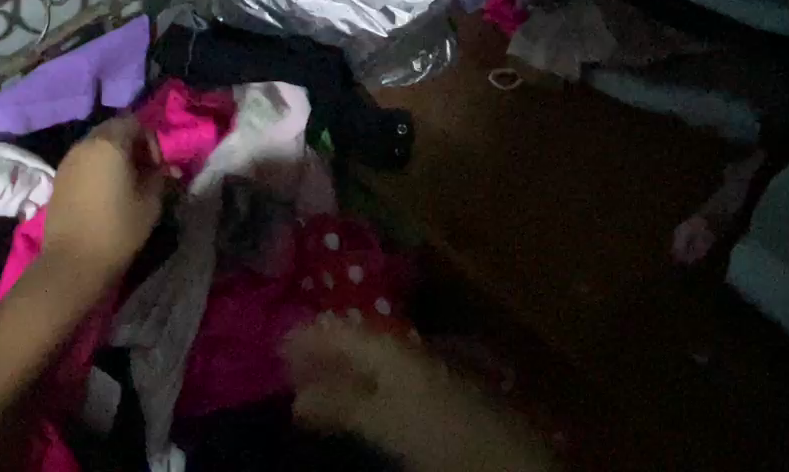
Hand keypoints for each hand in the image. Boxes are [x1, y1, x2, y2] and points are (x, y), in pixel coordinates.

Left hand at [40, 116, 170, 283]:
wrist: (73, 261)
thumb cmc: (118, 228)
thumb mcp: (151, 202)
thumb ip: (160, 177)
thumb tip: (164, 169)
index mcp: (110, 142)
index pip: (134, 122)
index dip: (150, 141)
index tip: (157, 168)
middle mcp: (85, 144)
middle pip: (113, 130)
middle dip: (131, 145)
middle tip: (143, 173)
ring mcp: (68, 160)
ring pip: (96, 145)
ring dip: (113, 156)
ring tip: (124, 184)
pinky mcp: (58, 178)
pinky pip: (83, 161)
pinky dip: (97, 167)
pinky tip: (104, 193)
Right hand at [285, 320, 558, 471]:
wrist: (514, 467)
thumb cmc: (444, 438)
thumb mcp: (386, 422)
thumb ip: (341, 404)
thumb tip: (296, 396)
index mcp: (392, 347)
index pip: (340, 330)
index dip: (307, 337)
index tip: (273, 346)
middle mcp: (408, 351)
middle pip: (356, 345)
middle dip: (321, 354)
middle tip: (286, 369)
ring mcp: (427, 375)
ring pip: (373, 366)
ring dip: (341, 375)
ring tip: (312, 389)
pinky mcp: (440, 402)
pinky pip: (388, 385)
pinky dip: (364, 391)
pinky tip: (357, 406)